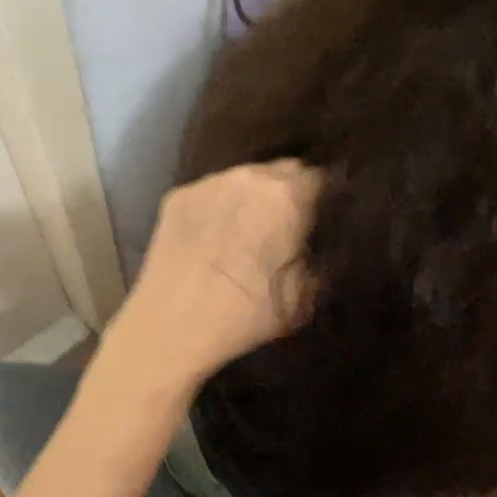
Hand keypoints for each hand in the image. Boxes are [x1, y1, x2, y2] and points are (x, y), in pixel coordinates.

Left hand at [110, 161, 321, 383]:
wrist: (172, 326)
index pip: (320, 178)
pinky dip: (218, 207)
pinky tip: (212, 237)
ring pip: (243, 179)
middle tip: (285, 226)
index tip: (320, 219)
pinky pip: (211, 193)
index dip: (323, 198)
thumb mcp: (304, 299)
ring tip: (246, 231)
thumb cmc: (246, 316)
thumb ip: (317, 260)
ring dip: (251, 198)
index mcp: (288, 197)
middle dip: (288, 192)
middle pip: (281, 171)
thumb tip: (316, 245)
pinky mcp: (177, 195)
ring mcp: (209, 182)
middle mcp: (250, 176)